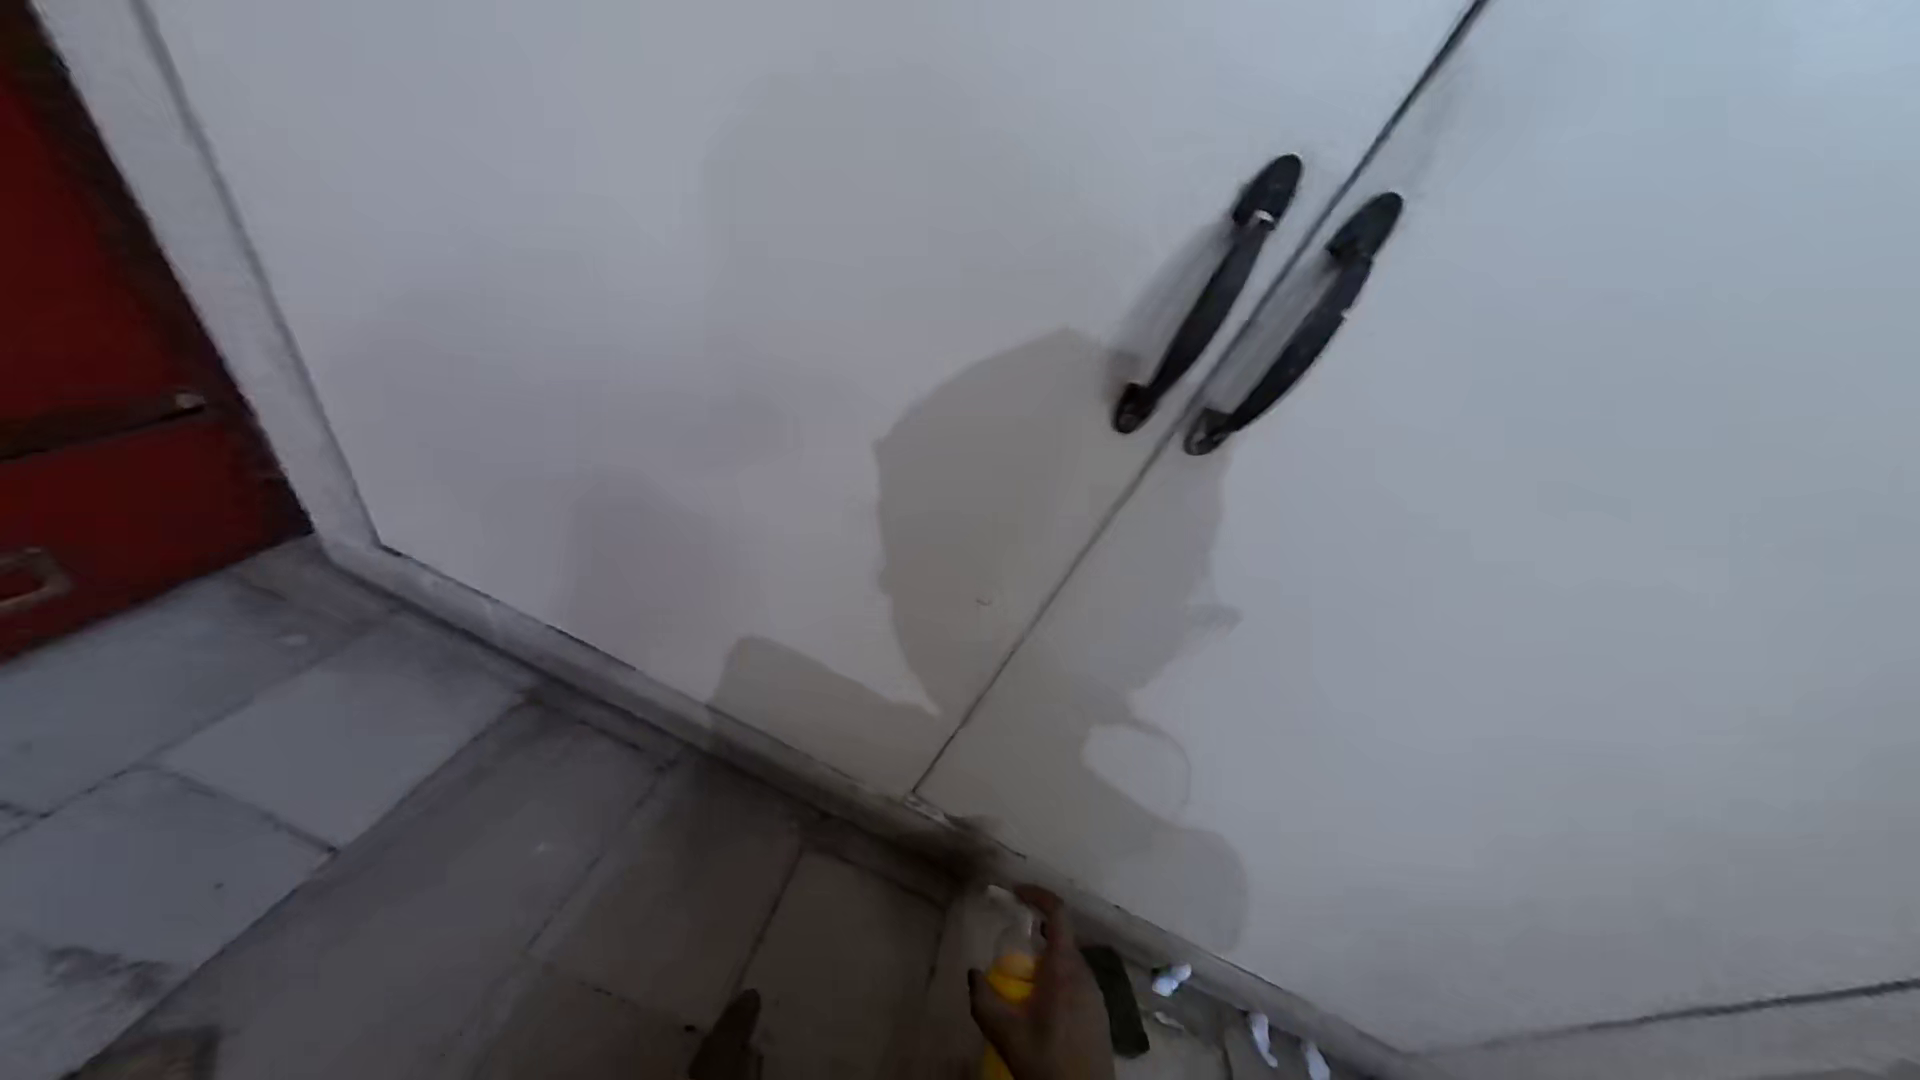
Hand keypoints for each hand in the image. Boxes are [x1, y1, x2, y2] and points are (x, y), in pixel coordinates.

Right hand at [968, 886, 1115, 1079]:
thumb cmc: (1048, 1064)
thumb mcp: (1006, 1034)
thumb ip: (984, 1000)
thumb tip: (972, 973)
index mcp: (1065, 969)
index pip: (1058, 913)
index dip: (1038, 895)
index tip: (1016, 891)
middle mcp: (1085, 973)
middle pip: (1062, 936)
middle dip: (1037, 929)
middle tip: (1012, 935)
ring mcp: (1096, 993)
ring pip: (1069, 959)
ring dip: (1047, 955)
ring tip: (1022, 971)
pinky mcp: (1098, 1012)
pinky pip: (1076, 978)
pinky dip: (1057, 974)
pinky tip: (1040, 1000)